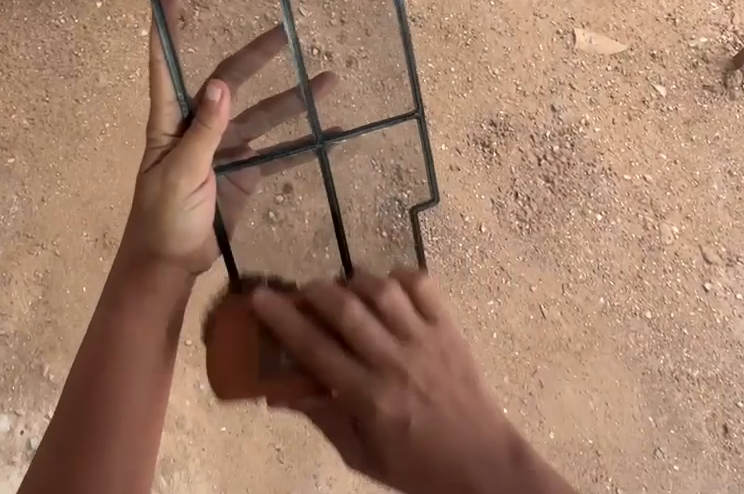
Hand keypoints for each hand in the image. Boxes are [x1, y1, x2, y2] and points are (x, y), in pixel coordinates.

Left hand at [123, 0, 337, 275]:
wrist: (170, 264)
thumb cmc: (162, 217)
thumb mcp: (180, 173)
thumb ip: (203, 131)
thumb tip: (221, 84)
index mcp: (171, 119)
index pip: (167, 63)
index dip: (168, 28)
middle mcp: (199, 124)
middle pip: (230, 80)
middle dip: (257, 56)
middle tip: (286, 33)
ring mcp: (224, 148)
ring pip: (262, 115)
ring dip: (293, 100)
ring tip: (330, 80)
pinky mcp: (244, 172)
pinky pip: (277, 151)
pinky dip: (302, 142)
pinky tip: (330, 133)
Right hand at [252, 272, 563, 493]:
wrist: (483, 465)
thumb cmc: (415, 466)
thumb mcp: (361, 456)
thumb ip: (323, 418)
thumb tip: (281, 389)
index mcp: (369, 398)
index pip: (316, 349)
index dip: (283, 319)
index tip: (260, 296)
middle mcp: (394, 362)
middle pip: (346, 310)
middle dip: (316, 291)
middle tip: (303, 289)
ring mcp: (425, 340)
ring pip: (382, 290)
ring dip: (356, 281)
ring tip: (346, 288)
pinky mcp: (449, 327)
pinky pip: (422, 284)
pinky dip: (400, 276)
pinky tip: (388, 286)